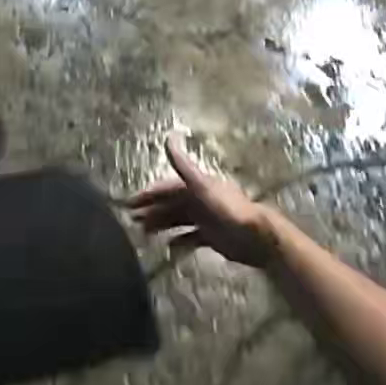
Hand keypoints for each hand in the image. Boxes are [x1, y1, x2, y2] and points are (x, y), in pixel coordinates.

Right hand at [127, 135, 277, 266]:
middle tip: (132, 221)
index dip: (148, 194)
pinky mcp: (212, 236)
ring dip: (162, 224)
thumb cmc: (227, 208)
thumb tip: (169, 136)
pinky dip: (179, 241)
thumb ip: (184, 164)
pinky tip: (169, 247)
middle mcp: (199, 199)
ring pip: (178, 220)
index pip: (166, 188)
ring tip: (144, 233)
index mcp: (196, 186)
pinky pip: (191, 237)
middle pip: (170, 204)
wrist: (255, 235)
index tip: (130, 203)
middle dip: (151, 210)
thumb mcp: (202, 185)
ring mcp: (206, 218)